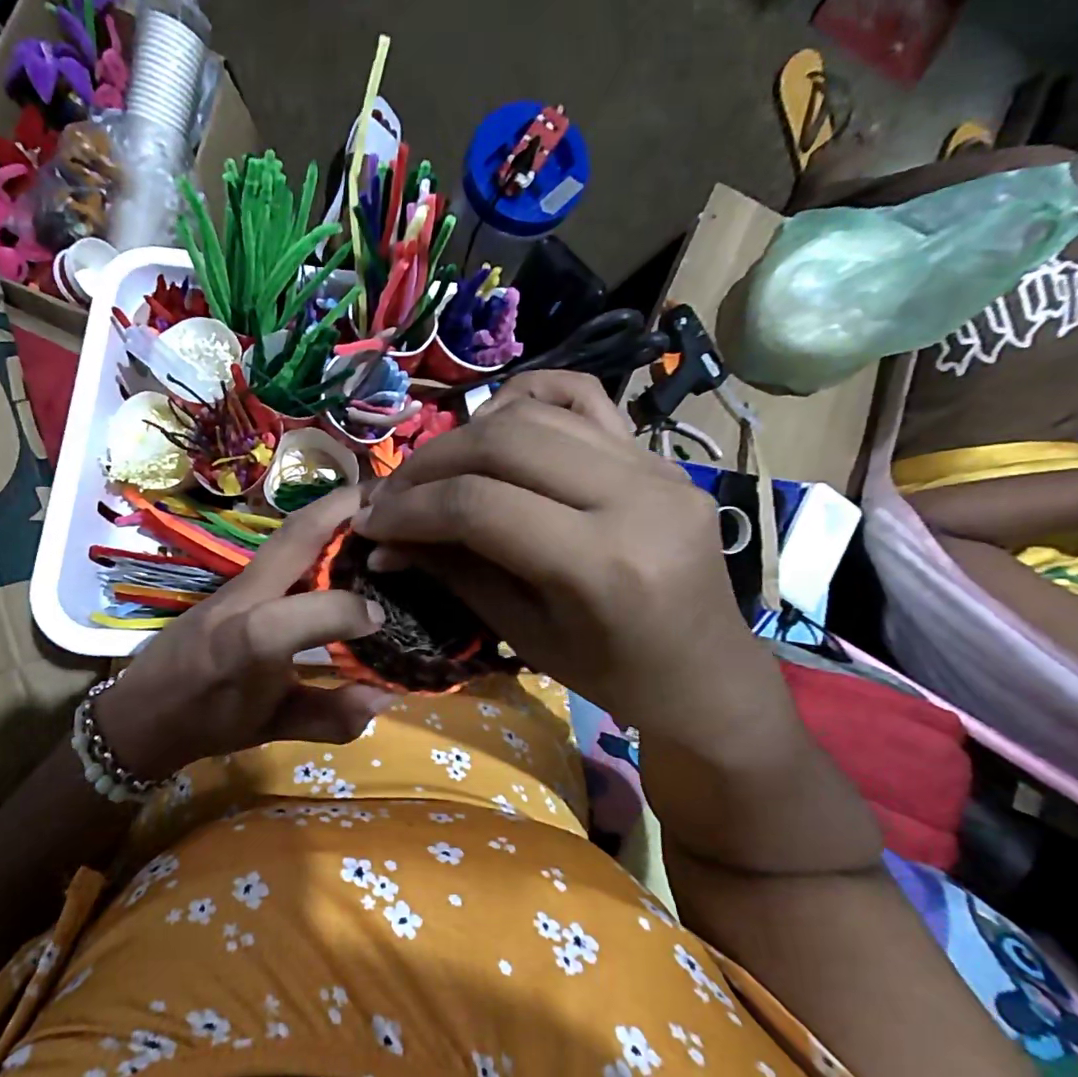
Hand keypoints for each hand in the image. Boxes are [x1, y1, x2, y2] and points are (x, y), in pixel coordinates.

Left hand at [94, 487, 395, 779]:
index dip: (350, 612)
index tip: (382, 618)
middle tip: (393, 494)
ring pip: (288, 531)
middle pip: (296, 536)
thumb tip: (389, 693)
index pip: (306, 613)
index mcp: (246, 645)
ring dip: (332, 511)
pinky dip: (318, 528)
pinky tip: (342, 534)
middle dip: (347, 507)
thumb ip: (332, 715)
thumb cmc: (206, 722)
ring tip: (375, 505)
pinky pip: (283, 544)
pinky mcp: (236, 578)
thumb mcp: (272, 730)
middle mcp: (241, 599)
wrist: (141, 709)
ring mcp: (237, 581)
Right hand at [352, 371, 747, 718]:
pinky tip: (497, 425)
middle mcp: (634, 499)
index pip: (480, 506)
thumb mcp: (526, 634)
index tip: (371, 521)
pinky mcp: (661, 457)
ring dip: (469, 435)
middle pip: (504, 444)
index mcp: (602, 565)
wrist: (706, 674)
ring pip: (537, 413)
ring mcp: (656, 467)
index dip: (412, 509)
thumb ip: (455, 573)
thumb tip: (384, 538)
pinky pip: (585, 400)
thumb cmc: (614, 675)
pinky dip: (529, 399)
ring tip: (437, 469)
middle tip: (395, 494)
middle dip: (432, 464)